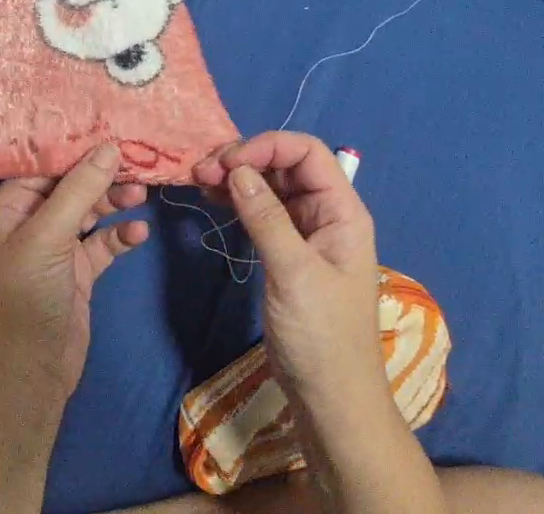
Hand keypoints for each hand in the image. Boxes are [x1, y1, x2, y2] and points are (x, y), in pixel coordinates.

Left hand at [0, 142, 150, 404]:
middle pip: (71, 185)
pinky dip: (120, 235)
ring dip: (114, 201)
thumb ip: (79, 190)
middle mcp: (30, 223)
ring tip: (141, 195)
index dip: (76, 146)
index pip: (44, 163)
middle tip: (139, 162)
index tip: (114, 127)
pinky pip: (103, 244)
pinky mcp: (77, 275)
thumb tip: (110, 146)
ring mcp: (55, 250)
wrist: (23, 380)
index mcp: (9, 208)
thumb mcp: (47, 237)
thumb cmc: (22, 300)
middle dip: (102, 173)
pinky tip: (137, 234)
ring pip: (90, 212)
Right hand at [193, 132, 382, 406]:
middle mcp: (327, 213)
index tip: (227, 162)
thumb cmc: (322, 336)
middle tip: (203, 171)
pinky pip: (263, 212)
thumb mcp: (293, 273)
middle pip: (287, 164)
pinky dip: (238, 201)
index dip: (267, 146)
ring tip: (200, 181)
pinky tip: (214, 199)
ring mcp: (307, 232)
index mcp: (342, 211)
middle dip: (246, 159)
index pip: (308, 152)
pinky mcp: (287, 251)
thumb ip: (266, 218)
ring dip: (238, 178)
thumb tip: (236, 169)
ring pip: (271, 186)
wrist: (331, 398)